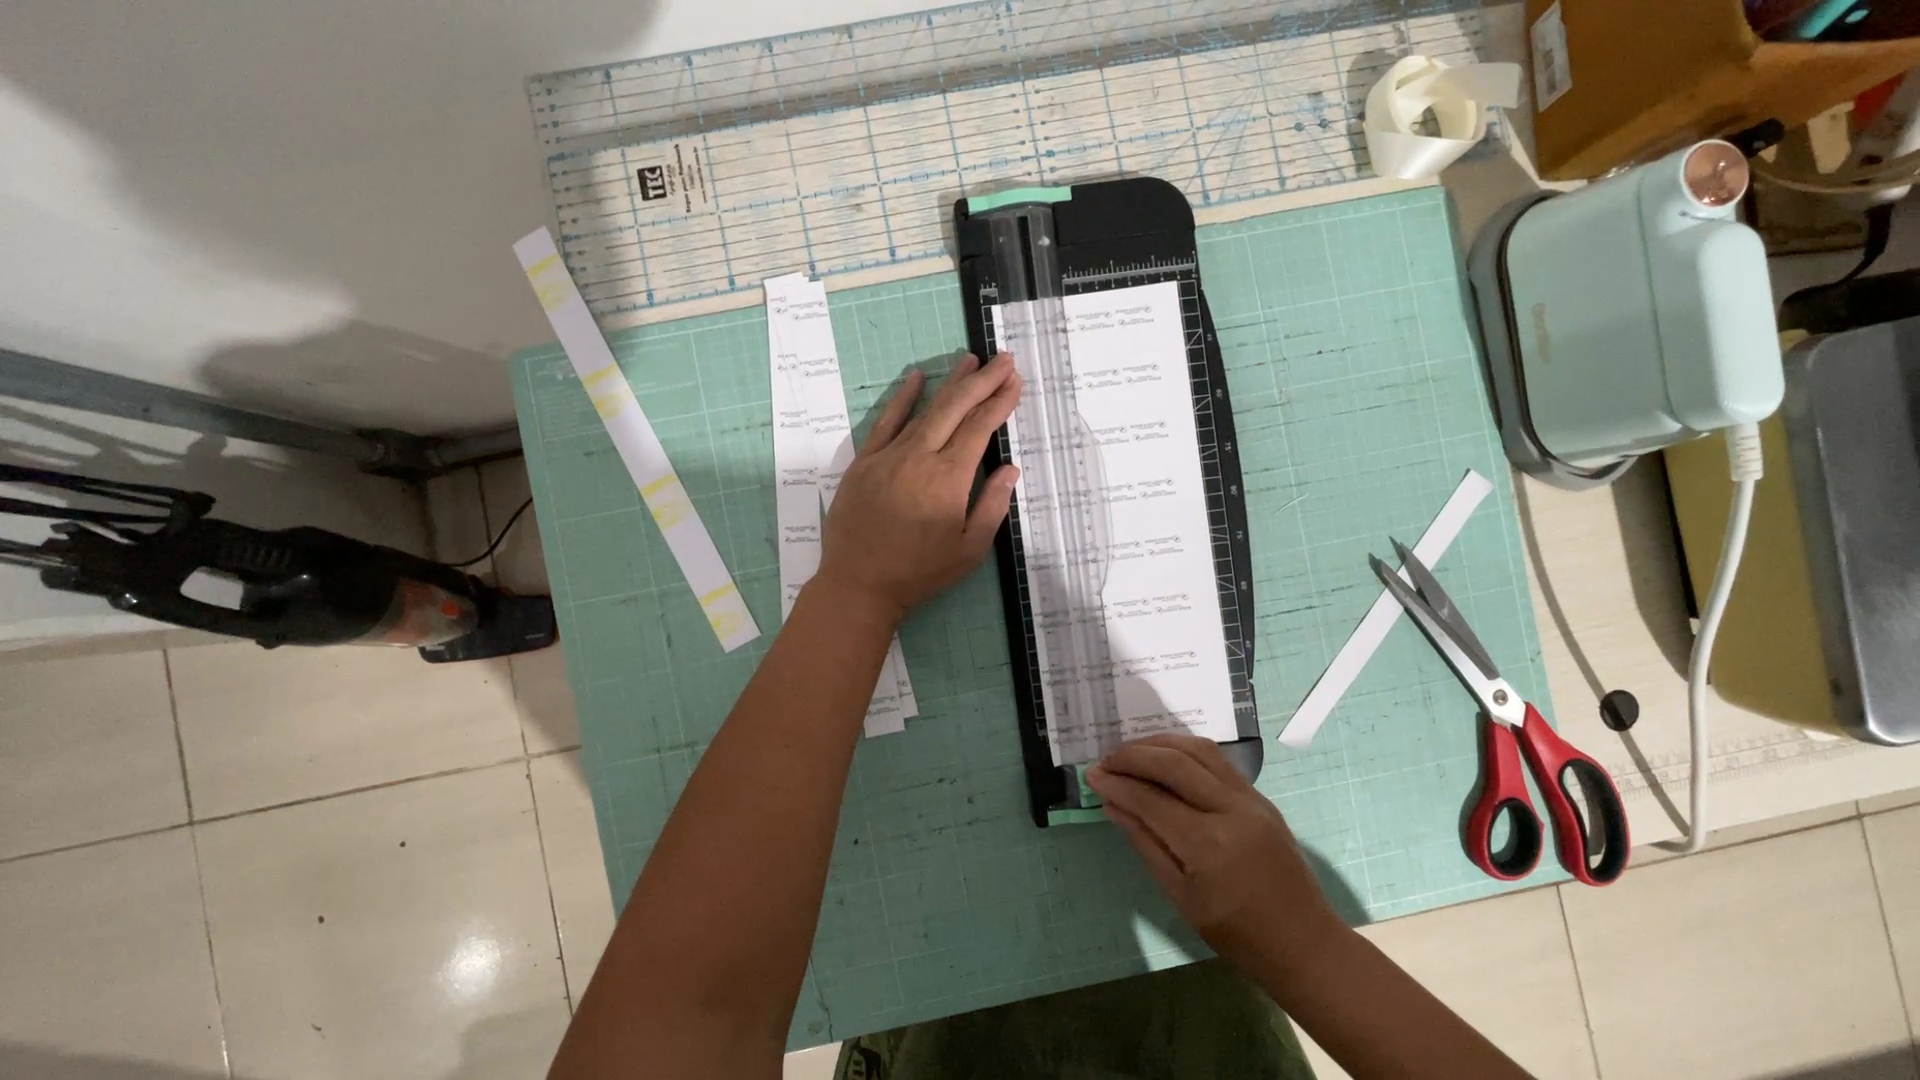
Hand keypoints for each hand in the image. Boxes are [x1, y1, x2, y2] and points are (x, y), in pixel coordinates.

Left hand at [814, 352, 1021, 621]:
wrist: (858, 584)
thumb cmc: (919, 572)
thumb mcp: (969, 550)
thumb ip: (992, 506)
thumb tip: (1011, 469)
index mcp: (949, 478)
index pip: (980, 428)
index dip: (1000, 402)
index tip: (1015, 382)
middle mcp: (920, 456)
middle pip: (956, 408)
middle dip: (982, 380)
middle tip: (1002, 359)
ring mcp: (888, 455)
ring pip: (925, 409)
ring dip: (950, 384)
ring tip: (970, 361)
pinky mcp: (864, 461)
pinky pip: (885, 421)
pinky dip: (902, 398)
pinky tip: (915, 378)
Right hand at [1088, 734, 1342, 964]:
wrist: (1303, 943)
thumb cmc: (1236, 934)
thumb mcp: (1180, 896)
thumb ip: (1145, 843)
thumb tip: (1112, 804)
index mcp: (1208, 844)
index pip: (1151, 799)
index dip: (1117, 784)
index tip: (1091, 777)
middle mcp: (1231, 810)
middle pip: (1174, 762)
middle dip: (1134, 755)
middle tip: (1105, 761)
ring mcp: (1251, 800)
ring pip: (1199, 750)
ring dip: (1160, 744)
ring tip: (1131, 752)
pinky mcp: (1261, 798)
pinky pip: (1218, 761)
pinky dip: (1185, 752)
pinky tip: (1165, 759)